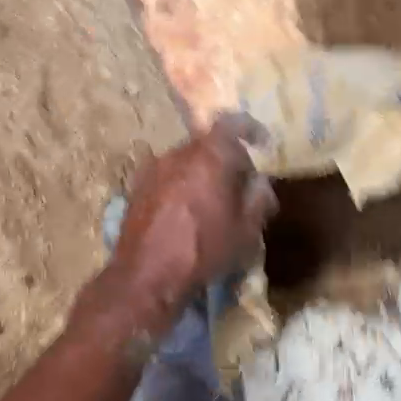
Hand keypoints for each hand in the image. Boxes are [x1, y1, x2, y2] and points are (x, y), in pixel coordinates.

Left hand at [71, 114, 276, 344]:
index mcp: (210, 157)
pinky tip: (189, 213)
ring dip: (204, 174)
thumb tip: (260, 183)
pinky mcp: (137, 188)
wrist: (146, 276)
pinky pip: (169, 177)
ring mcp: (153, 170)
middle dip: (229, 159)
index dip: (251, 130)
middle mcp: (178, 154)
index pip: (233, 124)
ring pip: (187, 161)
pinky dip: (184, 186)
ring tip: (215, 203)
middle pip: (209, 144)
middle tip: (242, 186)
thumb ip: (258, 199)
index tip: (263, 144)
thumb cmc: (204, 250)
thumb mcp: (246, 230)